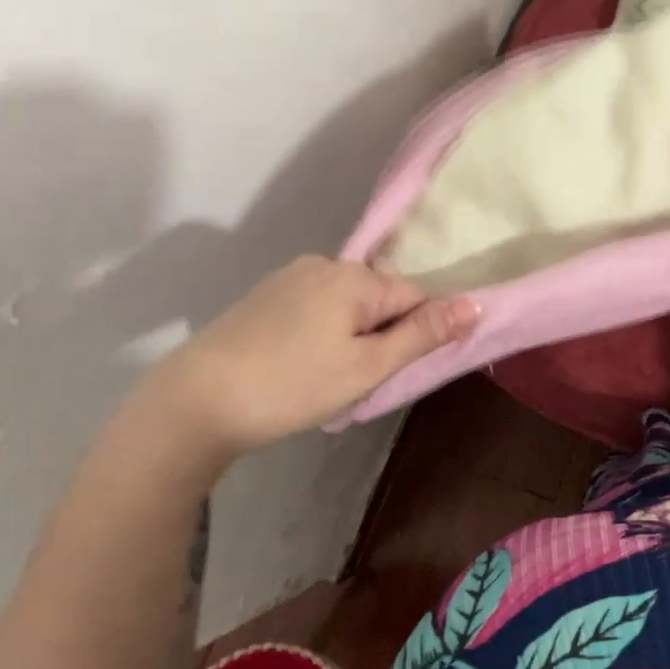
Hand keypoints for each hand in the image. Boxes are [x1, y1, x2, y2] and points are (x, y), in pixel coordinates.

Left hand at [141, 256, 476, 456]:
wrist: (192, 404)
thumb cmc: (291, 386)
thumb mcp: (368, 367)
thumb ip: (423, 334)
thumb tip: (477, 303)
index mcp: (355, 277)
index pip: (416, 296)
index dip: (415, 335)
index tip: (391, 372)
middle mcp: (324, 264)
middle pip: (381, 298)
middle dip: (380, 336)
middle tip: (355, 382)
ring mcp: (288, 279)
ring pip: (347, 307)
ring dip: (350, 338)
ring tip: (324, 380)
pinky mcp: (262, 298)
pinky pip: (315, 310)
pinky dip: (319, 336)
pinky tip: (297, 368)